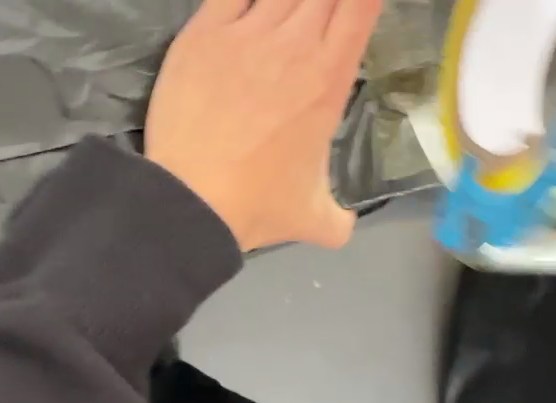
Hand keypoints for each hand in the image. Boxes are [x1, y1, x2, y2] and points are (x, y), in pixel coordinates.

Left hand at [144, 0, 381, 251]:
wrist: (192, 203)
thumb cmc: (256, 207)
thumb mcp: (311, 218)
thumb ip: (337, 218)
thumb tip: (345, 227)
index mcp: (329, 77)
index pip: (362, 3)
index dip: (363, 1)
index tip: (353, 13)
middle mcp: (294, 43)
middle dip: (325, 1)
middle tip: (312, 24)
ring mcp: (247, 32)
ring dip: (289, 2)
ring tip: (283, 24)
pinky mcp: (204, 32)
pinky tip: (245, 10)